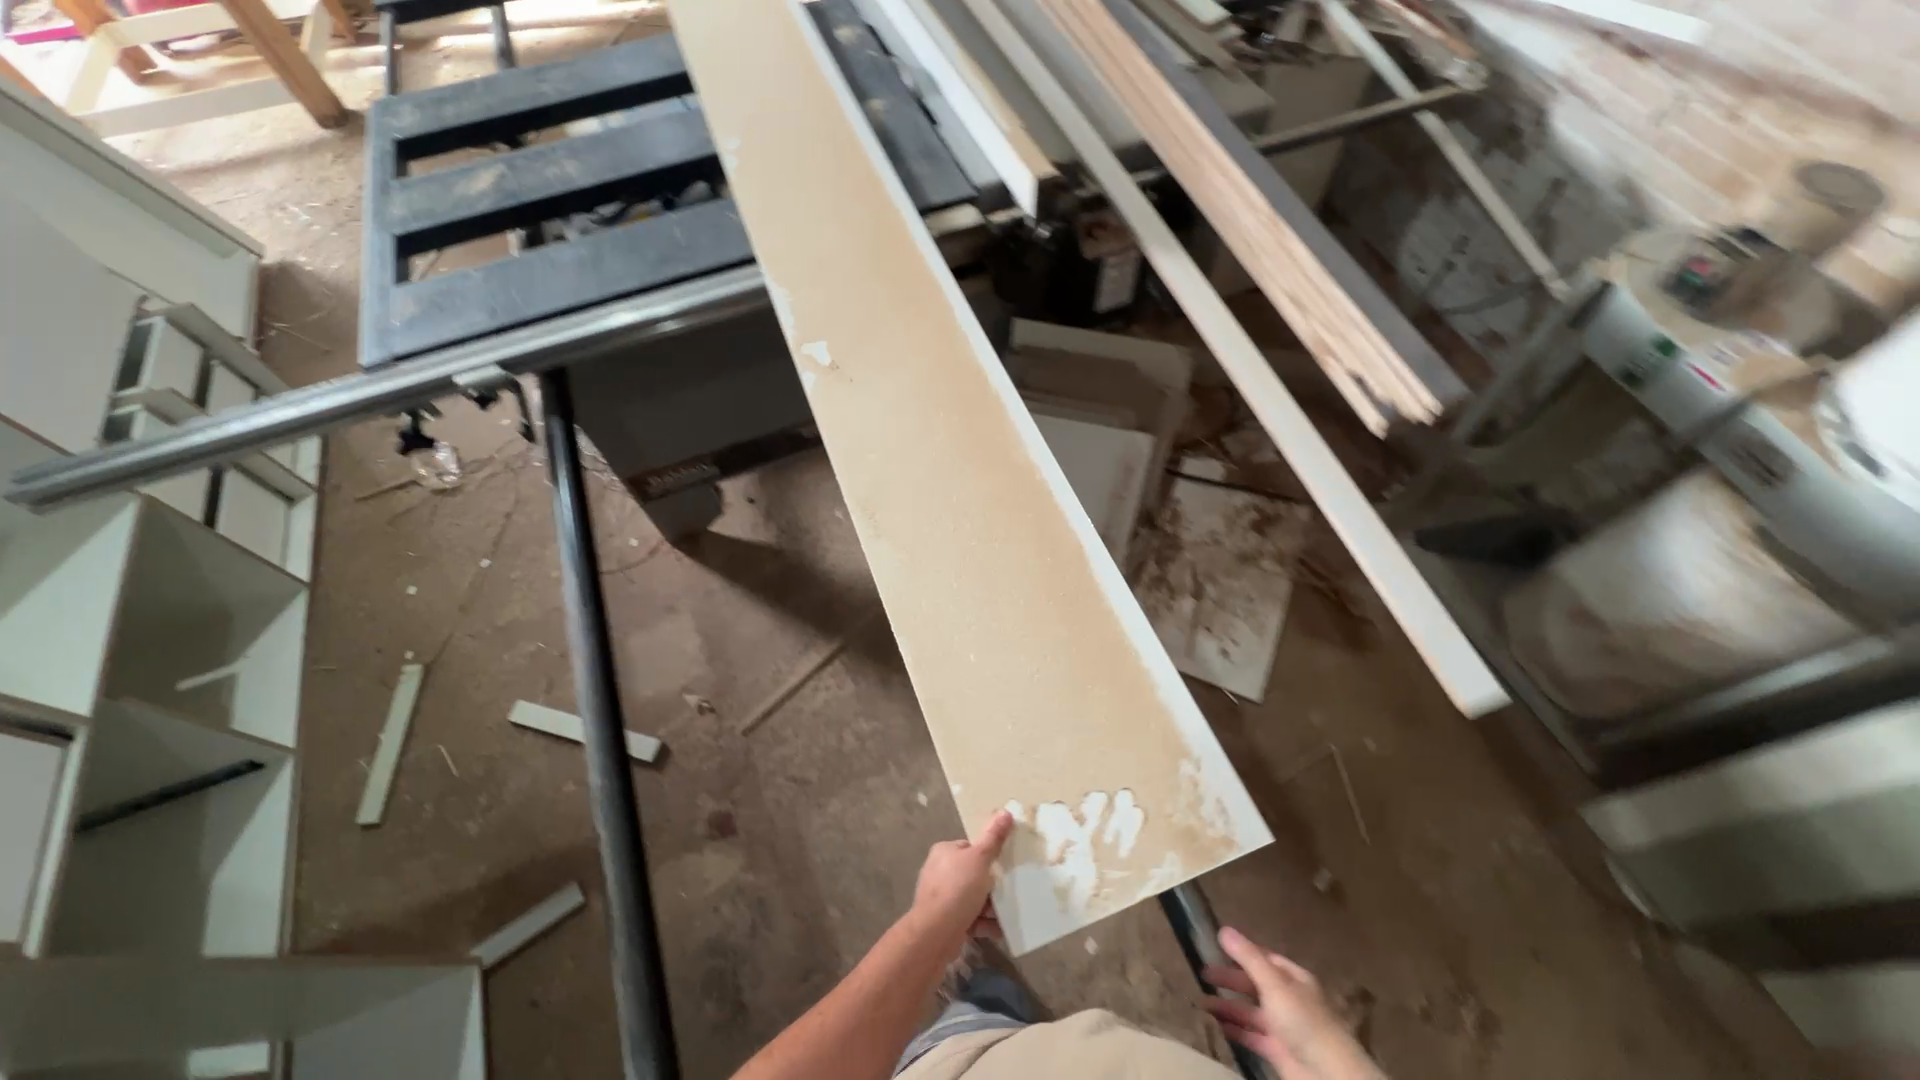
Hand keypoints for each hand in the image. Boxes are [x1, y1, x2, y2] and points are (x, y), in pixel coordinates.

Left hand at [908, 809, 1014, 946]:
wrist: (937, 932)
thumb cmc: (958, 888)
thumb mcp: (980, 858)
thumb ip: (993, 838)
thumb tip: (1005, 812)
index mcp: (944, 852)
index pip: (970, 848)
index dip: (987, 856)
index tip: (1004, 866)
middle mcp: (938, 872)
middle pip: (973, 875)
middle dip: (991, 886)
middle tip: (1010, 891)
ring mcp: (940, 898)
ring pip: (973, 898)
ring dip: (991, 907)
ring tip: (1008, 913)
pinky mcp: (944, 920)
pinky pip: (969, 917)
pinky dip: (984, 923)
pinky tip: (999, 929)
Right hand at [1202, 927, 1383, 1079]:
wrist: (1326, 1074)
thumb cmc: (1302, 1021)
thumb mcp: (1274, 984)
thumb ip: (1248, 958)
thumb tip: (1223, 929)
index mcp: (1293, 979)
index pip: (1265, 959)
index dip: (1242, 953)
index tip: (1215, 948)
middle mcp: (1288, 1000)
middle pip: (1255, 985)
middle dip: (1230, 979)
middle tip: (1202, 974)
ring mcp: (1283, 1027)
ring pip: (1250, 1012)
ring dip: (1227, 1006)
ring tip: (1200, 1003)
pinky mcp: (1276, 1050)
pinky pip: (1251, 1036)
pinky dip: (1234, 1030)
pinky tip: (1215, 1026)